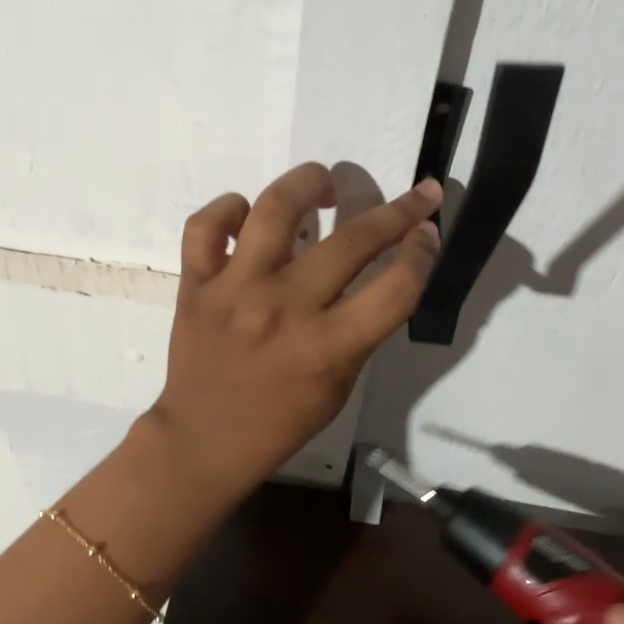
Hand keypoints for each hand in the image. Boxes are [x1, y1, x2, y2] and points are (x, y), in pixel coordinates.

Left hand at [150, 162, 442, 487]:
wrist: (205, 441)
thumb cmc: (283, 419)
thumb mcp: (341, 384)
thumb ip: (362, 327)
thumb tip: (384, 265)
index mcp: (328, 347)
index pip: (396, 285)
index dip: (423, 250)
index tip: (428, 231)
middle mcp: (283, 309)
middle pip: (354, 240)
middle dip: (400, 210)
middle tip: (416, 195)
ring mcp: (234, 291)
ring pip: (276, 208)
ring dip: (310, 183)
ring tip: (324, 185)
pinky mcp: (195, 284)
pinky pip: (206, 224)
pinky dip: (229, 208)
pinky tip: (248, 216)